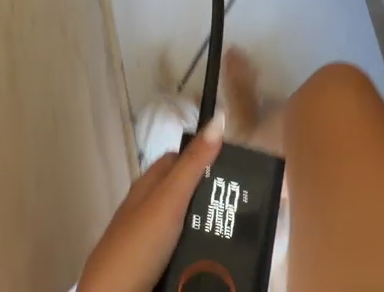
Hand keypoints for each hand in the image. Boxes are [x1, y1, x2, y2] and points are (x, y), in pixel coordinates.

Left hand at [78, 112, 224, 291]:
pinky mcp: (153, 264)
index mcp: (147, 186)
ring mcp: (148, 238)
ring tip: (240, 233)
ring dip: (206, 227)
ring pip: (184, 224)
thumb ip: (193, 164)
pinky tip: (215, 257)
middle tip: (243, 205)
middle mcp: (146, 208)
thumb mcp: (169, 199)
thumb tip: (219, 118)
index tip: (233, 168)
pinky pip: (182, 251)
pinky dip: (198, 252)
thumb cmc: (140, 242)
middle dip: (209, 197)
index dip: (202, 158)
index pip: (177, 160)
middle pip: (183, 193)